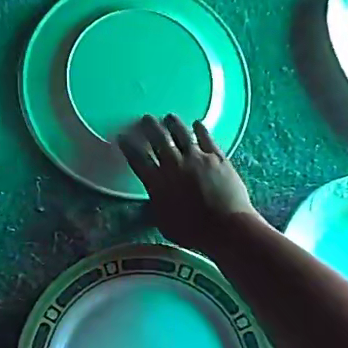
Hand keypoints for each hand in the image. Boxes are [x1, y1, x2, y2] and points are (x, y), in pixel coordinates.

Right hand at [118, 115, 266, 253]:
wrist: (225, 226)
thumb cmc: (191, 231)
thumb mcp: (163, 222)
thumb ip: (156, 205)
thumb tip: (151, 199)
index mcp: (157, 182)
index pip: (137, 159)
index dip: (128, 147)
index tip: (122, 137)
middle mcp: (173, 165)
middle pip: (158, 140)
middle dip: (150, 127)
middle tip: (145, 118)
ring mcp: (197, 158)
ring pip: (181, 134)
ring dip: (173, 124)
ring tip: (169, 116)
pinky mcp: (217, 157)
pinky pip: (206, 138)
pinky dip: (200, 129)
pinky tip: (197, 123)